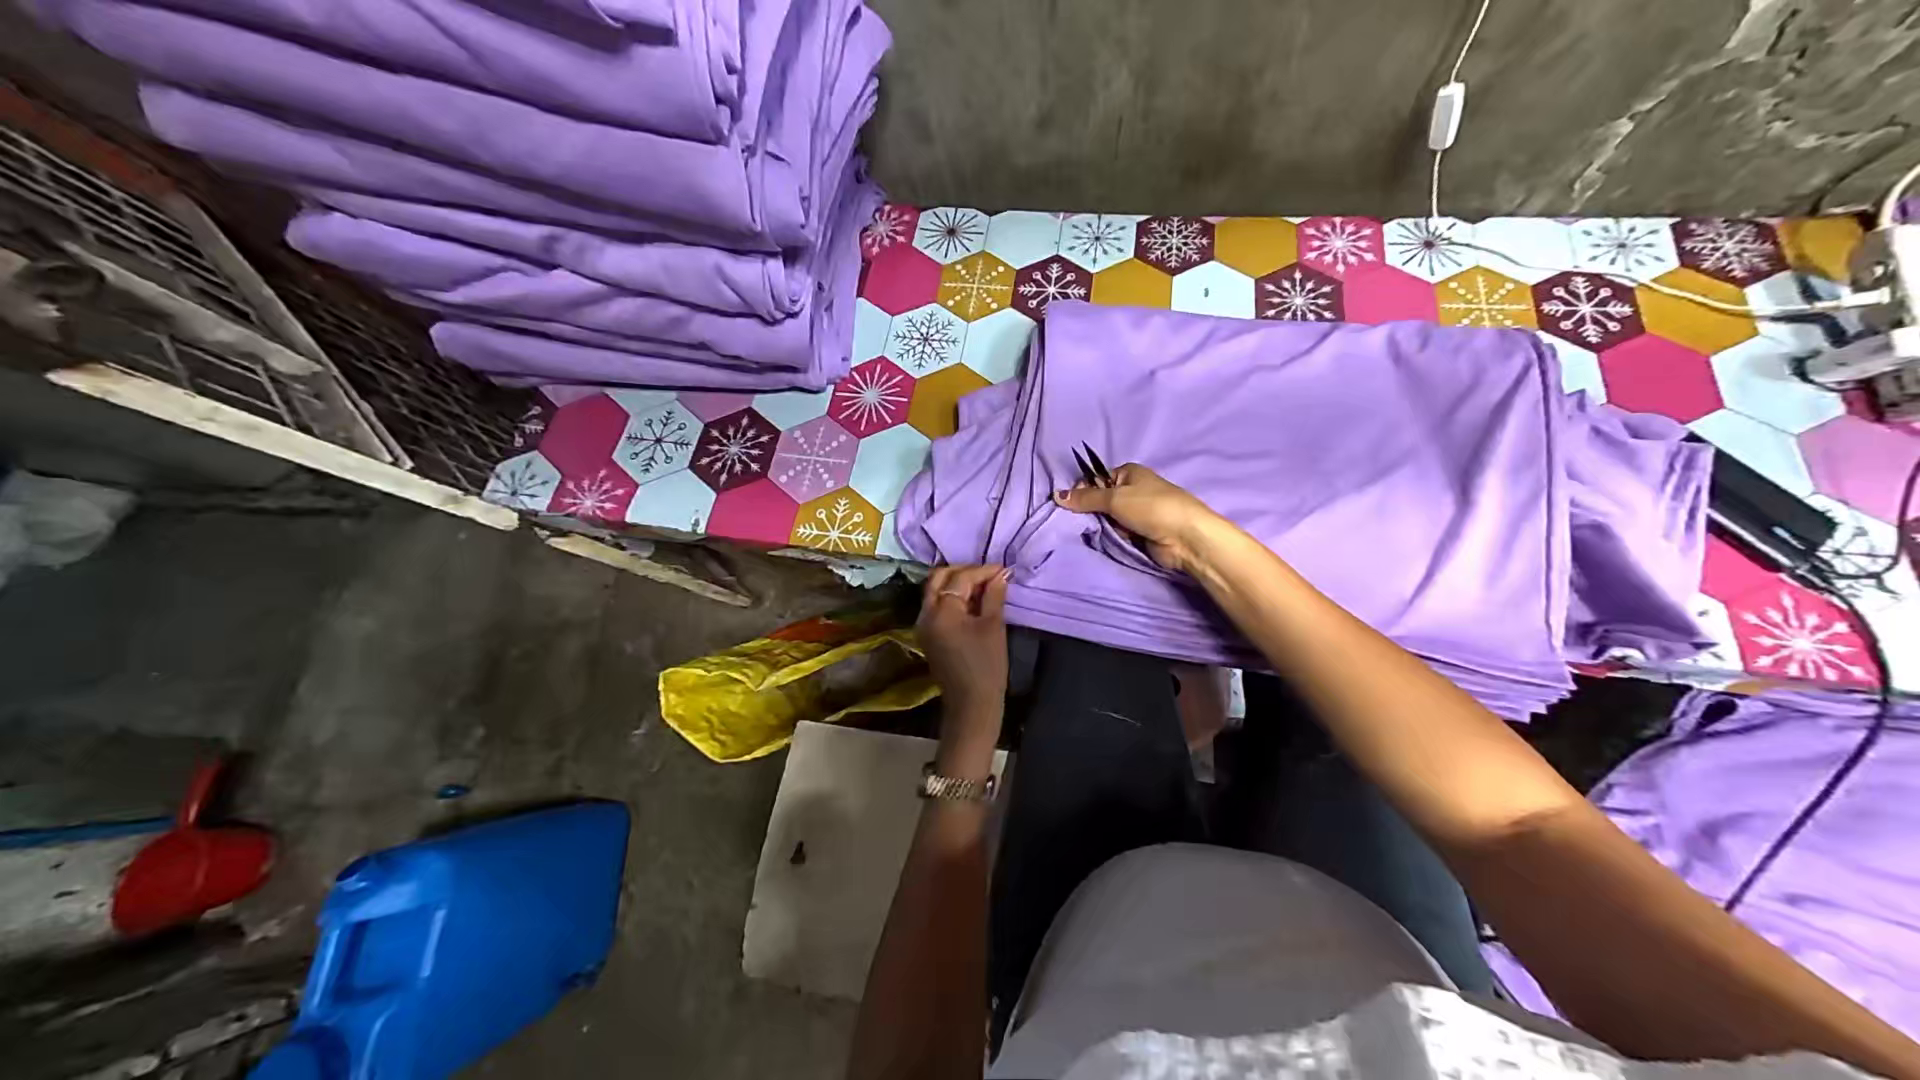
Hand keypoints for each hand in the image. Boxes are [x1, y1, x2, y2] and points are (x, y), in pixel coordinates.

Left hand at [916, 564, 1010, 749]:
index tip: (1003, 569)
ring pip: (935, 590)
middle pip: (939, 578)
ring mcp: (923, 624)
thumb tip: (1000, 574)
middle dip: (964, 571)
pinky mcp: (928, 634)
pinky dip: (953, 597)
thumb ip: (994, 595)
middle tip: (990, 574)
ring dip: (957, 582)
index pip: (960, 578)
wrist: (972, 704)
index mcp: (941, 611)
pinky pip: (937, 605)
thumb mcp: (993, 626)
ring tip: (985, 585)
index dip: (982, 571)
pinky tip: (974, 600)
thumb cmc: (986, 666)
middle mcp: (925, 613)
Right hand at [1053, 463, 1225, 572]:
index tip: (1071, 504)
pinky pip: (1119, 532)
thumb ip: (1086, 498)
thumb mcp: (1114, 498)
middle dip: (1092, 511)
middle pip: (1101, 499)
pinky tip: (1113, 539)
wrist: (1185, 536)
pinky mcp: (1141, 531)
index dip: (1083, 490)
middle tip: (1083, 520)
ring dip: (1104, 526)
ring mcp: (1137, 512)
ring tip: (1103, 531)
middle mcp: (1133, 489)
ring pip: (1108, 518)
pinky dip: (1115, 536)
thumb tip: (1056, 495)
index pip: (1097, 479)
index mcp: (1128, 473)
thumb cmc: (1151, 508)